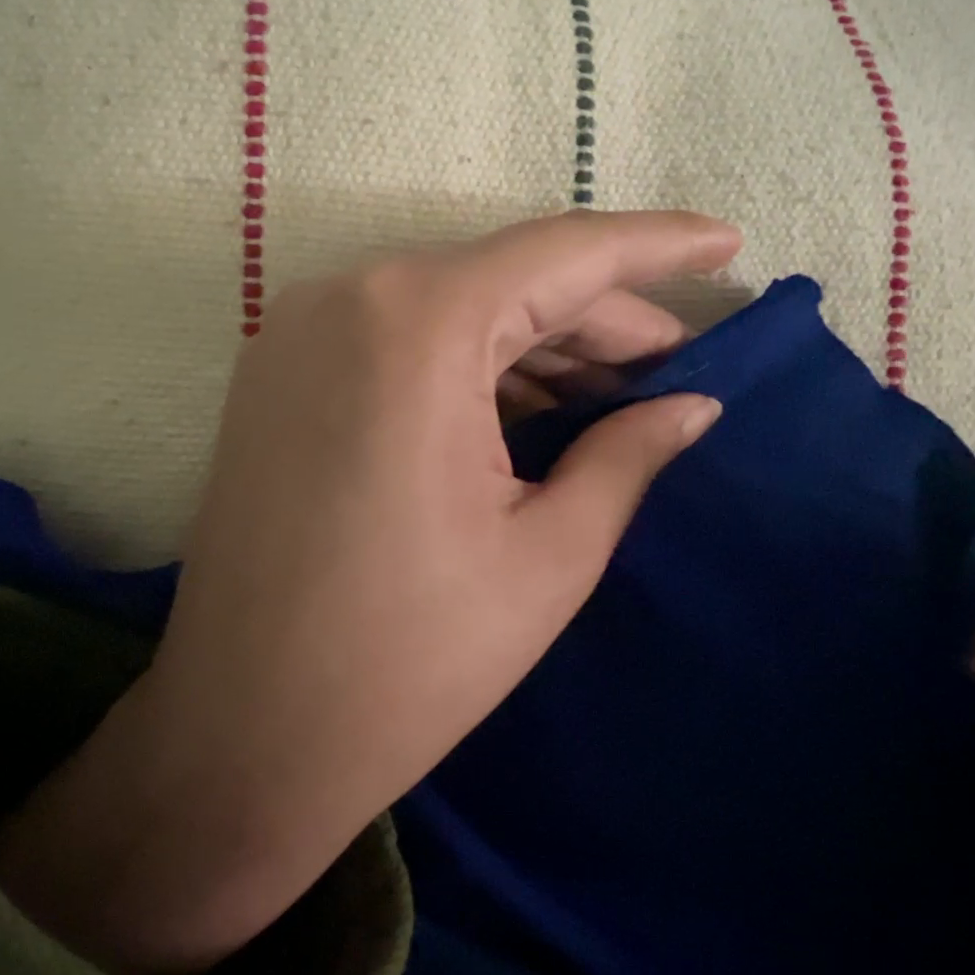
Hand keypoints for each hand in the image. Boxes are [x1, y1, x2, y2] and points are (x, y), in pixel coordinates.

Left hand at [0, 210, 739, 974]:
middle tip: (675, 366)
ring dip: (532, 346)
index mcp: (417, 325)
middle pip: (501, 282)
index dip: (656, 247)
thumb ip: (628, 456)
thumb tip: (690, 405)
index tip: (726, 241)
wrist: (248, 733)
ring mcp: (293, 336)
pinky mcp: (272, 380)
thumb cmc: (411, 656)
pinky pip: (393, 345)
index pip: (562, 255)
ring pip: (446, 312)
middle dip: (596, 320)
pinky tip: (523, 409)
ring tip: (613, 394)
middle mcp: (343, 300)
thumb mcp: (548, 554)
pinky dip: (464, 367)